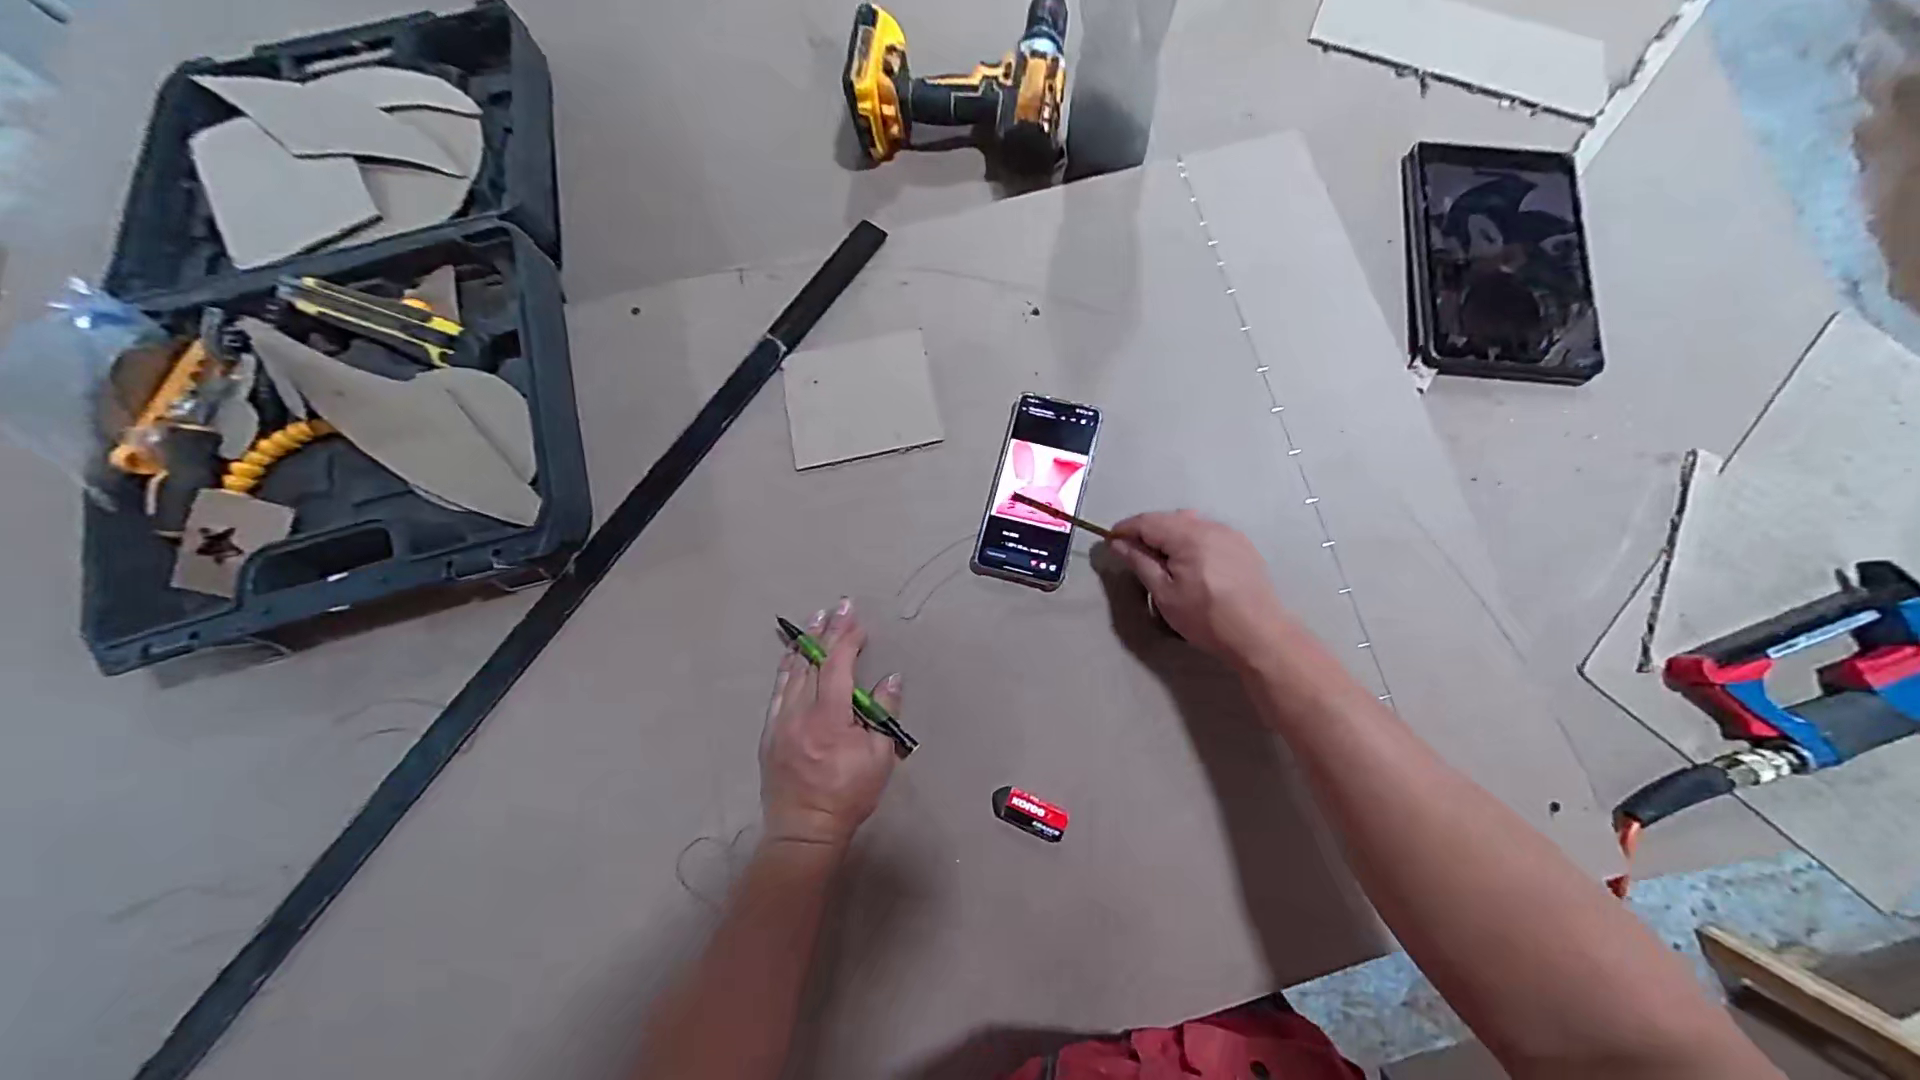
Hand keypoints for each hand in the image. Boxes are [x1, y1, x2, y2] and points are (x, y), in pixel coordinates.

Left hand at [761, 598, 899, 850]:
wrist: (804, 829)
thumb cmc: (848, 795)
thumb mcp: (879, 757)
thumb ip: (883, 713)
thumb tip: (889, 679)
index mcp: (829, 718)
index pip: (838, 666)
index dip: (848, 640)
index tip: (858, 623)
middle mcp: (800, 713)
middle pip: (814, 662)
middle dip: (828, 631)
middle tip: (838, 606)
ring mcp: (780, 721)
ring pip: (793, 672)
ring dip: (807, 644)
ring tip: (815, 620)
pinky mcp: (769, 732)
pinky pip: (777, 690)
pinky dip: (787, 668)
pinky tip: (792, 655)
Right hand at [1107, 510, 1293, 668]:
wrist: (1259, 634)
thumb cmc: (1206, 617)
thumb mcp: (1164, 593)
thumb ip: (1140, 562)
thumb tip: (1118, 543)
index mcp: (1188, 536)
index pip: (1147, 521)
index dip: (1125, 528)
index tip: (1109, 540)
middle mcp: (1210, 527)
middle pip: (1168, 518)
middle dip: (1145, 530)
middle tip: (1130, 552)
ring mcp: (1229, 534)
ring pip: (1188, 523)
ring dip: (1168, 534)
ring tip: (1158, 558)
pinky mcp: (1241, 545)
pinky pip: (1207, 532)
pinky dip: (1189, 539)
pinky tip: (1187, 561)